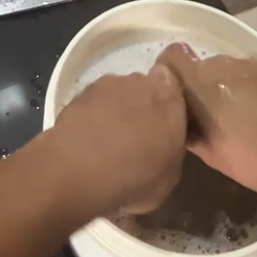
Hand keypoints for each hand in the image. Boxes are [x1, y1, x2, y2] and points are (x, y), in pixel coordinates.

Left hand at [39, 65, 187, 217]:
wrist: (80, 167)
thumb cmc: (136, 176)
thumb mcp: (170, 175)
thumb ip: (172, 148)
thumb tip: (165, 142)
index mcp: (170, 99)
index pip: (176, 87)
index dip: (170, 104)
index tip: (166, 124)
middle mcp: (141, 81)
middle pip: (147, 88)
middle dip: (144, 106)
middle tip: (139, 134)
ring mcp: (109, 83)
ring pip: (120, 92)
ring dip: (118, 108)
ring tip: (109, 139)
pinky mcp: (82, 91)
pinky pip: (97, 100)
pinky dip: (96, 113)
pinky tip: (90, 137)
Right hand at [156, 43, 256, 208]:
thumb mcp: (216, 156)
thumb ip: (192, 133)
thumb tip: (180, 122)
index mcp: (204, 86)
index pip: (173, 57)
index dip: (168, 70)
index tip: (173, 93)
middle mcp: (224, 66)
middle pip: (199, 65)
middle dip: (198, 85)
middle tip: (207, 114)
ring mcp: (251, 65)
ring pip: (225, 68)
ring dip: (223, 84)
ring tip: (237, 113)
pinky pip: (248, 71)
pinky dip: (246, 85)